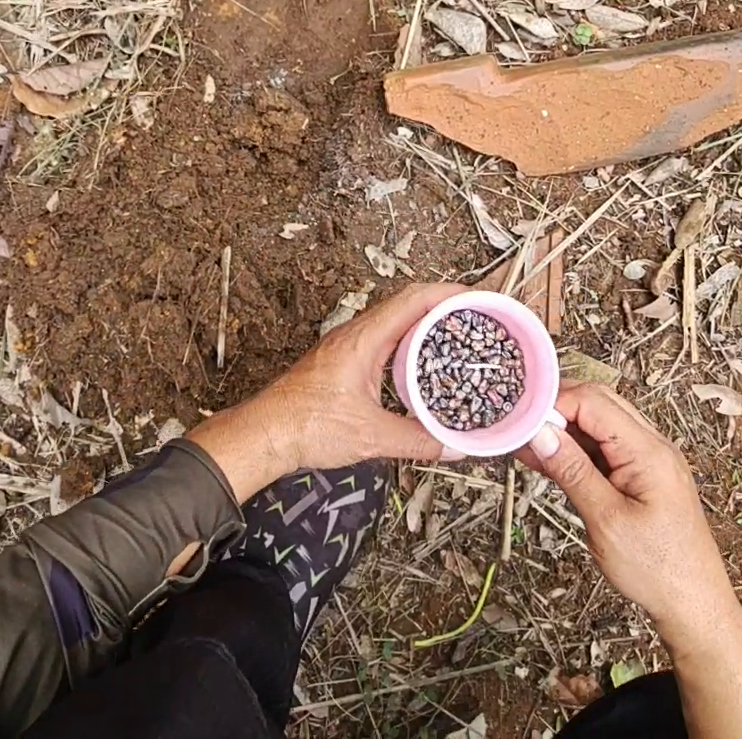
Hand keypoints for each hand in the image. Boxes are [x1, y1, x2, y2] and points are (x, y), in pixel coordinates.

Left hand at [189, 283, 464, 500]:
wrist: (264, 434)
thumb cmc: (305, 426)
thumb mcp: (370, 437)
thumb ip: (417, 441)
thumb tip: (453, 447)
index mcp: (364, 339)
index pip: (413, 299)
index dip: (448, 293)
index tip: (477, 297)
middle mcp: (355, 334)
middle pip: (406, 303)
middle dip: (443, 303)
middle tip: (475, 314)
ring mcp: (347, 345)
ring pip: (394, 320)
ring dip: (425, 320)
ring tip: (456, 333)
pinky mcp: (342, 360)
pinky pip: (383, 337)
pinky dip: (407, 340)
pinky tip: (419, 361)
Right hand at [515, 383, 740, 644]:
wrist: (696, 609)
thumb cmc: (656, 570)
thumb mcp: (606, 521)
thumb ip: (572, 471)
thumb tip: (539, 431)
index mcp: (648, 451)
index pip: (593, 402)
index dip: (553, 403)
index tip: (519, 417)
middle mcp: (651, 446)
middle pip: (597, 403)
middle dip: (556, 408)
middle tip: (519, 424)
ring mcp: (647, 461)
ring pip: (598, 424)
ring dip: (563, 429)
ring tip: (525, 443)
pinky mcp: (640, 477)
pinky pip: (603, 449)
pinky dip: (575, 450)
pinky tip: (545, 459)